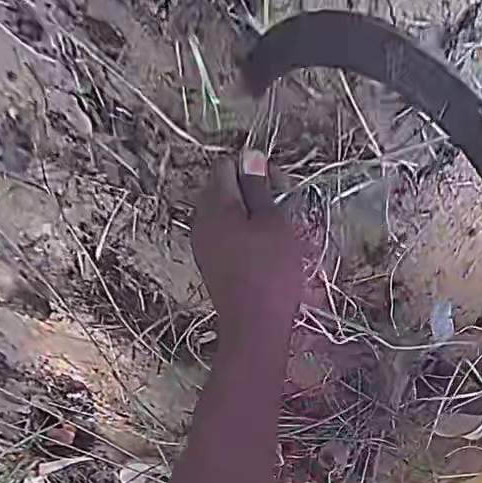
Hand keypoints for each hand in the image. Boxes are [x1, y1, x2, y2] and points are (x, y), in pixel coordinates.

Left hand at [190, 150, 309, 343]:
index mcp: (214, 205)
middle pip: (223, 190)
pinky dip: (242, 236)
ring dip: (249, 216)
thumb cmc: (270, 272)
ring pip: (225, 215)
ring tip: (275, 234)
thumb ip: (260, 187)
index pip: (228, 166)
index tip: (277, 188)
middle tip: (280, 211)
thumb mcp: (273, 222)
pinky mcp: (209, 264)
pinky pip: (224, 236)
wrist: (253, 325)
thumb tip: (251, 156)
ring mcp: (202, 244)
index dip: (254, 170)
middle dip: (251, 193)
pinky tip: (262, 252)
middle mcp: (201, 221)